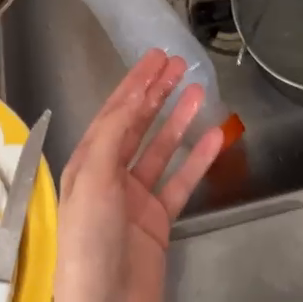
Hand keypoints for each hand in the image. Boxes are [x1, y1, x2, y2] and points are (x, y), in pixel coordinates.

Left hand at [55, 50, 226, 301]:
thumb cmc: (89, 243)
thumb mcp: (93, 181)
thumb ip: (113, 134)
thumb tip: (133, 96)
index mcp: (87, 164)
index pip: (114, 112)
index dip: (135, 83)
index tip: (156, 58)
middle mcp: (110, 176)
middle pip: (137, 124)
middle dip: (157, 93)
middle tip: (179, 64)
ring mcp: (135, 199)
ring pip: (161, 149)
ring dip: (179, 119)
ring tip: (199, 91)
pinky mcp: (157, 222)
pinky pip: (180, 182)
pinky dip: (197, 159)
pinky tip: (214, 137)